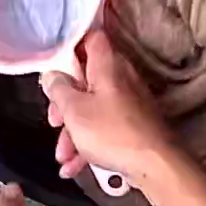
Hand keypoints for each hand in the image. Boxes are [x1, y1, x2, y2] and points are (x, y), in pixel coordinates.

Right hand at [40, 31, 185, 186]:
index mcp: (107, 66)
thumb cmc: (113, 134)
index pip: (91, 38)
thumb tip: (52, 76)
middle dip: (65, 104)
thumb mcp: (74, 111)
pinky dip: (89, 145)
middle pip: (86, 82)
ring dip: (73, 133)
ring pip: (93, 111)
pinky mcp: (134, 127)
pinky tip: (75, 167)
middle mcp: (121, 80)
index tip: (56, 62)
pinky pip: (105, 130)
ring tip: (63, 156)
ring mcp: (129, 104)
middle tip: (55, 120)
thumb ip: (58, 89)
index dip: (72, 45)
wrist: (153, 165)